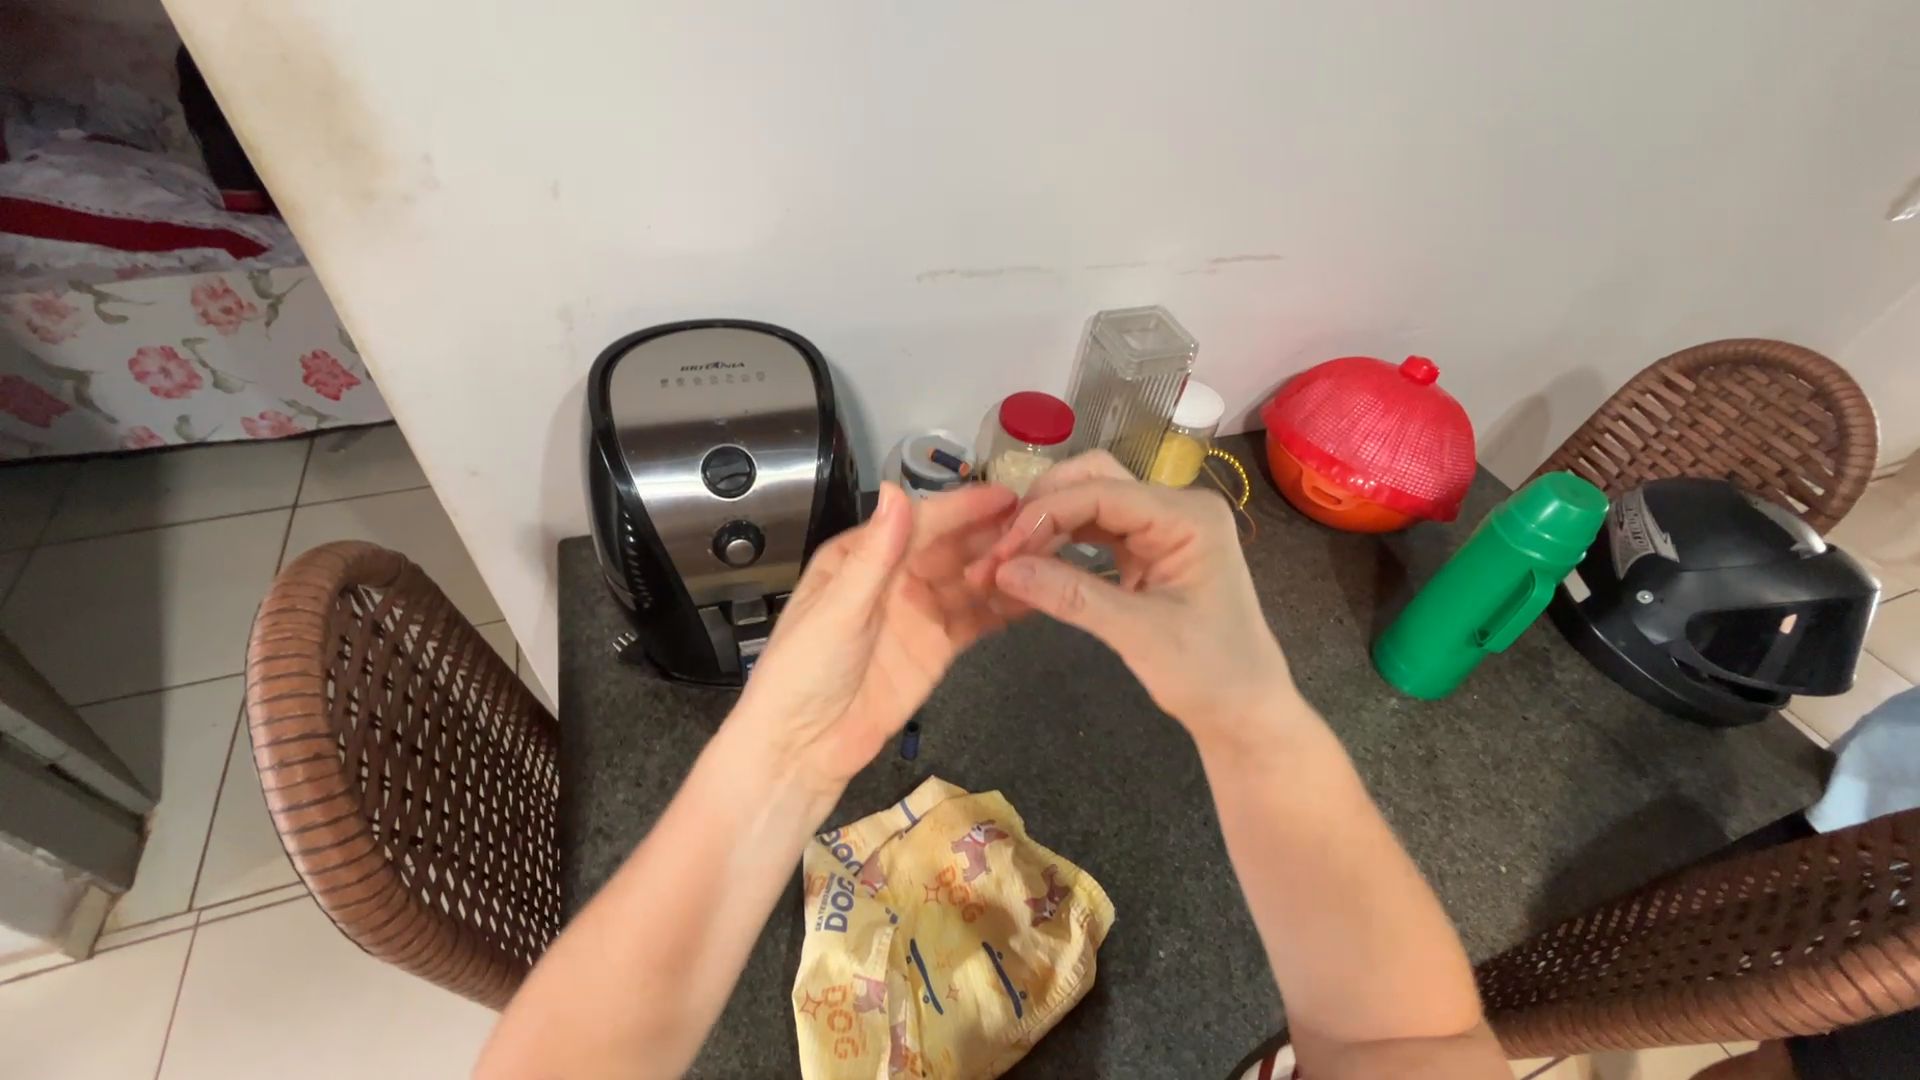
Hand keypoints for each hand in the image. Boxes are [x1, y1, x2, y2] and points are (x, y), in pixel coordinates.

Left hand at [734, 482, 1017, 790]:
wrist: (804, 746)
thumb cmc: (803, 671)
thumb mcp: (836, 610)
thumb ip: (874, 555)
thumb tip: (896, 491)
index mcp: (862, 556)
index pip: (921, 523)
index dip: (964, 509)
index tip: (1006, 498)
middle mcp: (895, 576)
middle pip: (952, 547)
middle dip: (993, 536)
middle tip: (1040, 527)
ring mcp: (919, 611)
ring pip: (970, 580)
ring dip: (1004, 569)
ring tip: (1047, 558)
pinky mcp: (938, 646)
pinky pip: (976, 619)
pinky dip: (1003, 608)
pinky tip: (1033, 597)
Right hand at [966, 451, 1295, 745]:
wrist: (1244, 712)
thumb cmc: (1208, 673)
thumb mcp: (1137, 633)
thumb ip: (1069, 595)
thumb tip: (1002, 570)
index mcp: (1188, 516)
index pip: (1101, 493)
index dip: (1045, 515)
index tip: (1001, 551)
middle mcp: (1177, 508)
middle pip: (1095, 480)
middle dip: (1044, 508)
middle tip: (1002, 548)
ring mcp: (1163, 527)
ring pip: (1091, 501)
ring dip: (1049, 524)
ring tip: (1010, 556)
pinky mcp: (1149, 550)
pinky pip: (1097, 530)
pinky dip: (1064, 541)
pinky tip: (1036, 561)